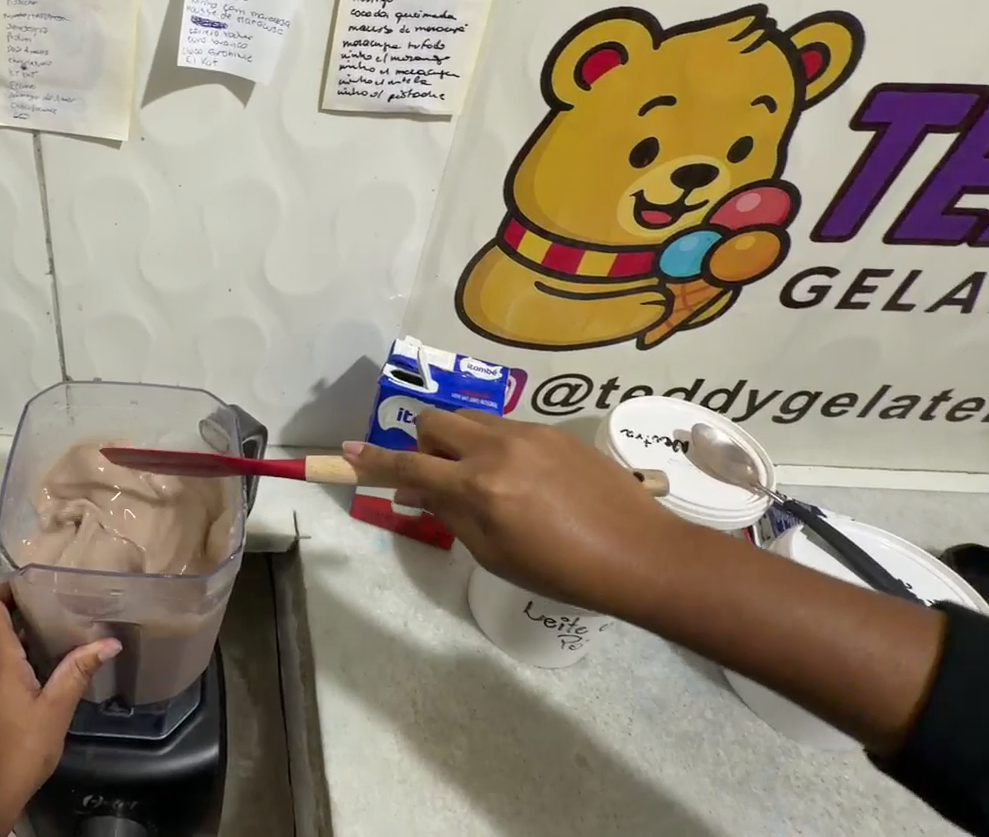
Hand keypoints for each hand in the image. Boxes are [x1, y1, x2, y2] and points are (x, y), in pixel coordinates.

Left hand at [0, 581, 120, 832]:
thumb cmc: (16, 753)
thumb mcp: (55, 713)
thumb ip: (78, 672)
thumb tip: (110, 642)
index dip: (6, 582)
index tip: (39, 581)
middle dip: (14, 596)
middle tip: (51, 594)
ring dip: (12, 619)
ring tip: (51, 617)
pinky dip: (10, 642)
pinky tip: (40, 653)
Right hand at [345, 408, 689, 614]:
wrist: (642, 555)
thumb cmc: (561, 570)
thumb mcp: (492, 551)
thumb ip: (447, 512)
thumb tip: (411, 490)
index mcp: (478, 487)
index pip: (408, 466)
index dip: (373, 460)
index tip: (346, 451)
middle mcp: (495, 449)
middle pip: (432, 422)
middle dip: (423, 444)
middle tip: (441, 477)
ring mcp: (526, 434)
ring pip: (467, 419)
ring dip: (457, 441)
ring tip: (482, 476)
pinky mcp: (552, 431)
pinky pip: (502, 427)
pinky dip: (492, 445)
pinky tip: (522, 477)